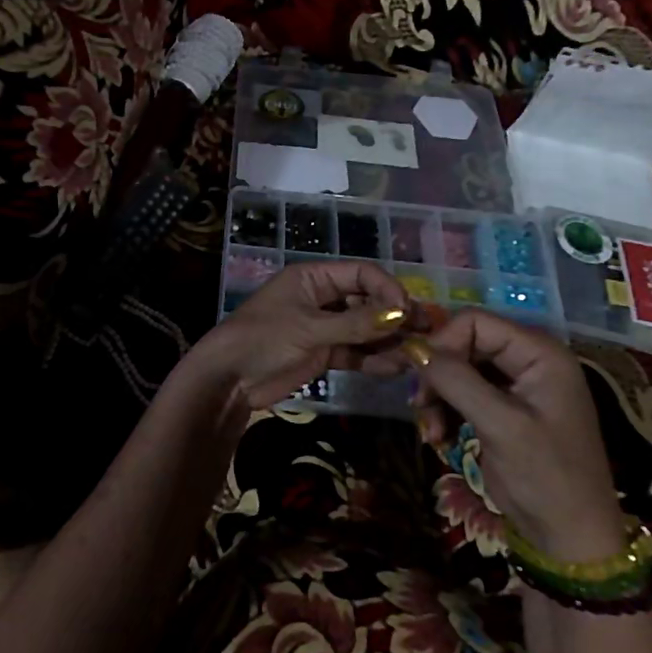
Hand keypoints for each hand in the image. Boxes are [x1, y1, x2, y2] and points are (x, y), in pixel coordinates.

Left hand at [190, 260, 411, 410]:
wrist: (227, 379)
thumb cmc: (262, 340)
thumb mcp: (308, 328)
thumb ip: (355, 323)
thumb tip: (401, 314)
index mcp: (312, 278)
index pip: (361, 273)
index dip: (387, 289)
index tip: (407, 311)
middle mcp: (320, 298)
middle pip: (367, 300)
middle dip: (393, 316)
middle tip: (424, 334)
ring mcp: (322, 327)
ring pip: (364, 329)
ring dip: (387, 340)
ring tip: (414, 355)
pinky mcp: (321, 353)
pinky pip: (355, 352)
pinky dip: (372, 359)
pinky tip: (393, 368)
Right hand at [406, 309, 627, 560]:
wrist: (568, 533)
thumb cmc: (546, 475)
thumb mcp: (501, 425)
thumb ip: (458, 381)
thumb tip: (414, 349)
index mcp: (541, 355)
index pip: (476, 322)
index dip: (442, 342)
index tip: (421, 377)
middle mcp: (528, 362)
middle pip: (462, 345)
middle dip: (436, 374)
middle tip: (419, 407)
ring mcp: (514, 387)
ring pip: (455, 370)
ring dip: (435, 398)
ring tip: (429, 431)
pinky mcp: (500, 410)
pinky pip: (460, 394)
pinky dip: (443, 413)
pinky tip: (438, 438)